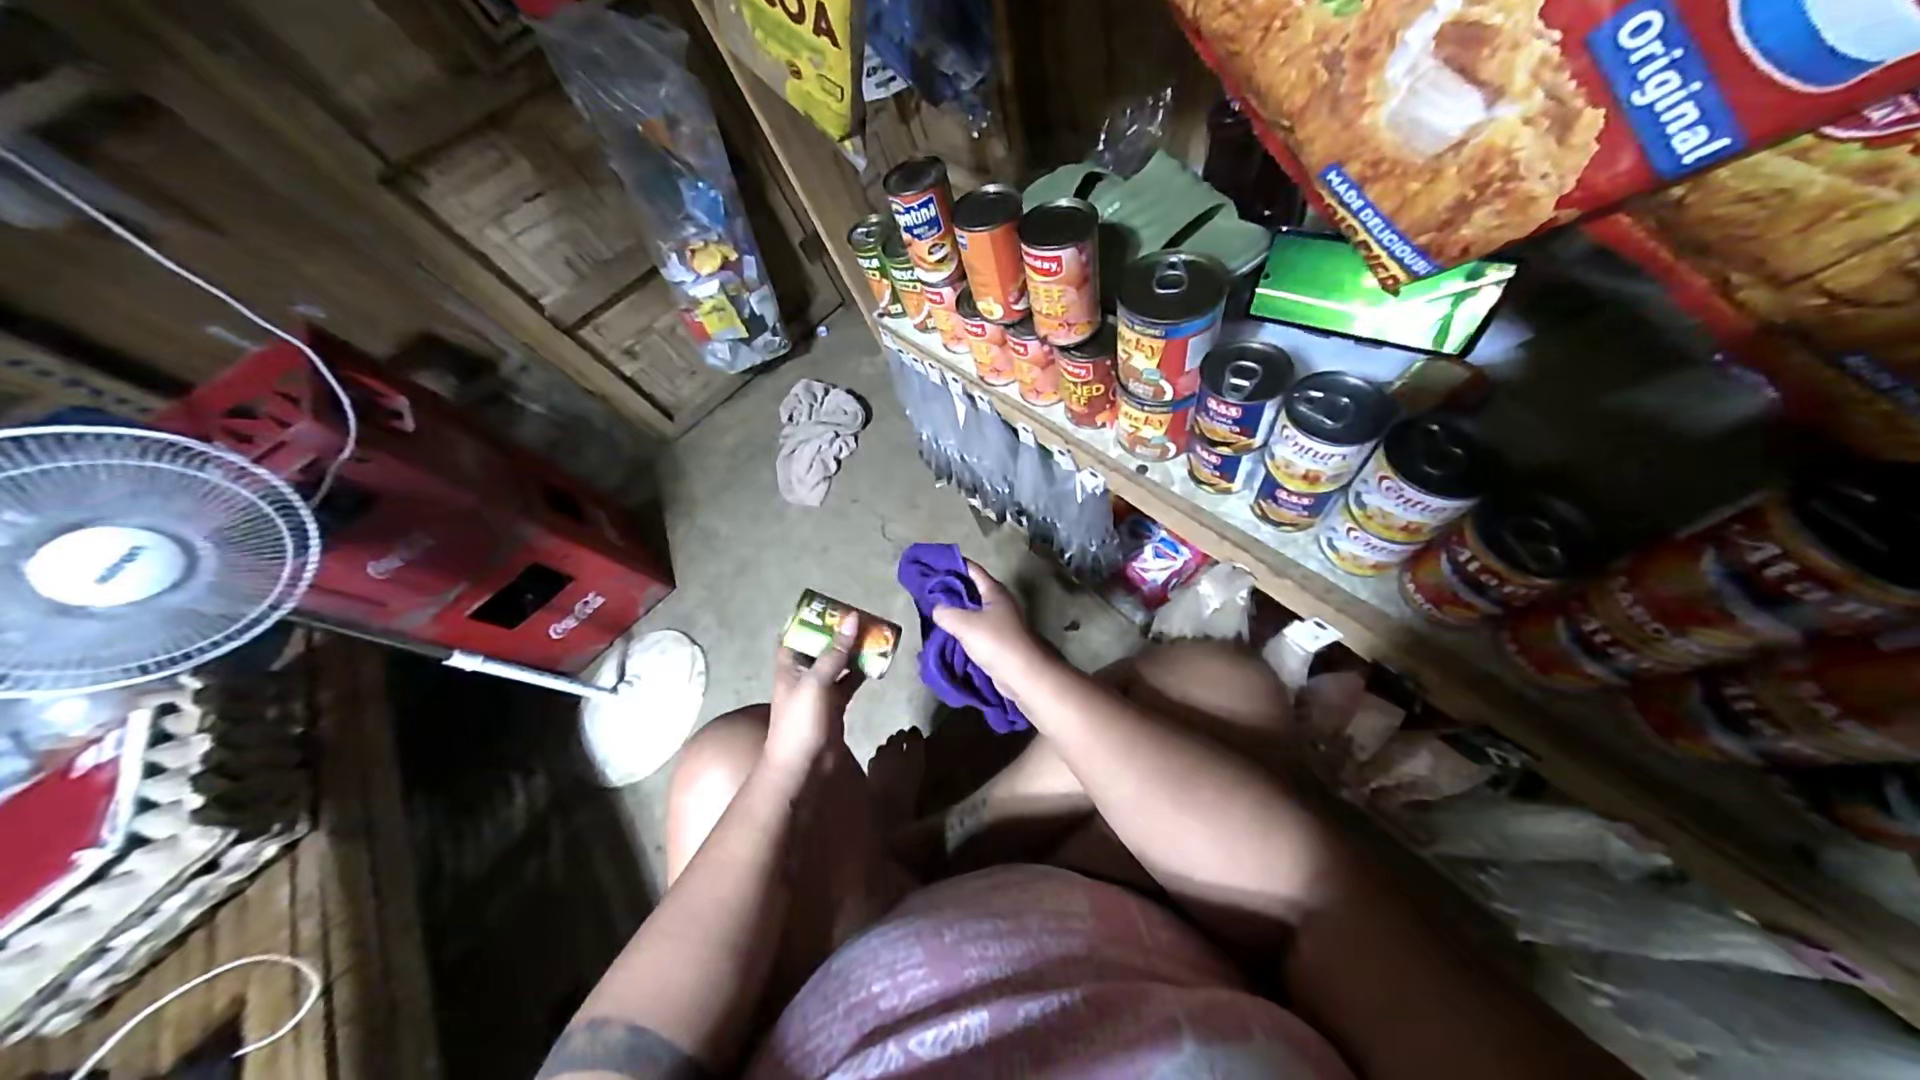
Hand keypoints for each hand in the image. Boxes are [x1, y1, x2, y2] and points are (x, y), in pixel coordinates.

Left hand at [766, 612, 863, 775]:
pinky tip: (878, 661)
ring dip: (854, 650)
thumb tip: (852, 618)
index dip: (812, 619)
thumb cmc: (800, 721)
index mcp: (789, 663)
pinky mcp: (836, 704)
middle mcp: (803, 673)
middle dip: (840, 632)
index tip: (832, 607)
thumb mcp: (815, 681)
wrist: (803, 766)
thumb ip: (835, 651)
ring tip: (875, 634)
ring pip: (839, 662)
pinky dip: (862, 671)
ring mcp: (820, 689)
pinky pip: (850, 680)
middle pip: (822, 645)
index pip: (796, 632)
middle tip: (863, 617)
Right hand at [930, 560, 1049, 688]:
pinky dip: (962, 628)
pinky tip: (947, 633)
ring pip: (972, 610)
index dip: (952, 565)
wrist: (1022, 674)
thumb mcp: (965, 624)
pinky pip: (975, 628)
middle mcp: (998, 602)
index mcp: (994, 590)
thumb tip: (937, 608)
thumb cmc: (996, 642)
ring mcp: (1000, 621)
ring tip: (932, 611)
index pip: (971, 569)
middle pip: (971, 589)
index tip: (931, 566)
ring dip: (955, 611)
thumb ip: (946, 612)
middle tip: (926, 591)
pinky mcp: (998, 639)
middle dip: (950, 589)